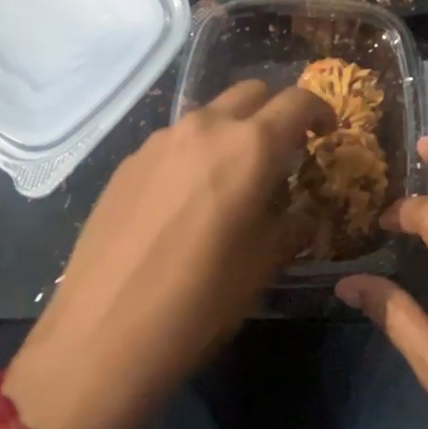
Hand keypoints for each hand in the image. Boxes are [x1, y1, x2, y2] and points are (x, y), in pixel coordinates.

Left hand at [0, 81, 334, 428]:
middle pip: (252, 92)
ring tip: (229, 180)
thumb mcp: (264, 264)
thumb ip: (290, 223)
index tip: (325, 133)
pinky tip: (184, 202)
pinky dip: (194, 155)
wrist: (102, 335)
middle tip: (281, 152)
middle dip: (274, 113)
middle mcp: (206, 128)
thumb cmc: (200, 301)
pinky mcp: (129, 162)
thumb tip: (300, 211)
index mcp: (250, 147)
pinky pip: (175, 142)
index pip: (297, 101)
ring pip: (209, 115)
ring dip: (231, 132)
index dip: (320, 111)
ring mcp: (161, 141)